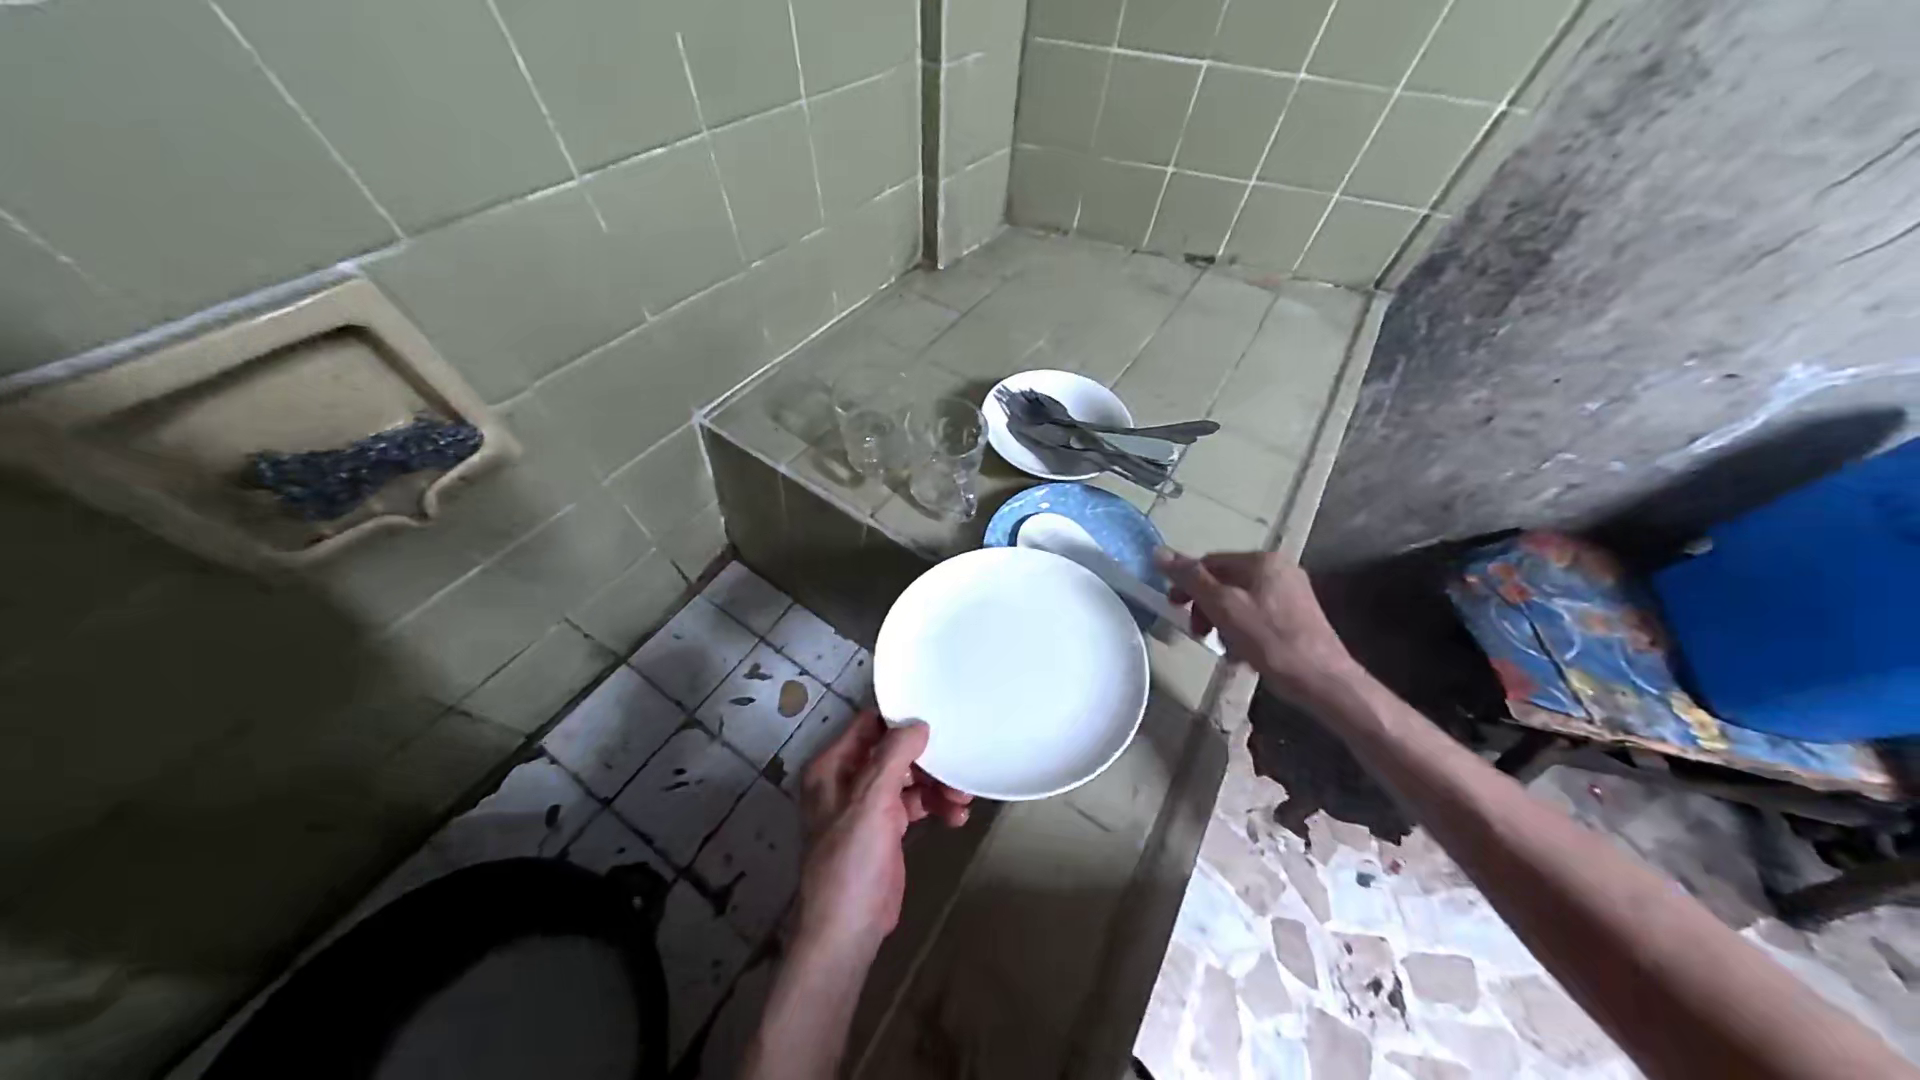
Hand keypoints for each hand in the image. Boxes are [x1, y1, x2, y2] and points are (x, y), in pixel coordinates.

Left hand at [794, 711, 971, 955]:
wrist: (848, 931)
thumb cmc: (851, 860)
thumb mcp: (870, 801)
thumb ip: (893, 757)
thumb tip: (919, 724)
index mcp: (833, 767)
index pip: (869, 725)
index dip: (900, 720)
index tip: (936, 716)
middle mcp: (848, 780)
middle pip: (894, 752)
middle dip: (927, 758)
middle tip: (958, 765)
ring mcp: (868, 805)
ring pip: (909, 778)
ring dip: (936, 784)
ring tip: (962, 798)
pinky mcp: (887, 828)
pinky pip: (915, 804)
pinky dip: (935, 806)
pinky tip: (957, 817)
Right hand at [1155, 548, 1360, 703]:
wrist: (1323, 680)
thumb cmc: (1269, 641)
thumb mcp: (1223, 607)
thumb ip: (1191, 579)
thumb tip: (1159, 552)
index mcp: (1261, 561)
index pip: (1209, 562)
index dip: (1187, 584)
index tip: (1175, 609)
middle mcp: (1279, 569)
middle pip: (1225, 581)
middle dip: (1205, 606)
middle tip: (1198, 632)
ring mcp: (1292, 592)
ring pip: (1240, 600)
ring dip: (1222, 621)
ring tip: (1223, 647)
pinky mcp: (1298, 615)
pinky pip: (1257, 614)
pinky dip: (1243, 629)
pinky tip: (1243, 653)